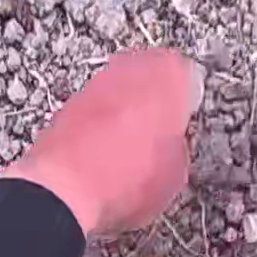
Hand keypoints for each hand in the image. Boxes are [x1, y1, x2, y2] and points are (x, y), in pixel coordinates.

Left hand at [1, 48, 201, 237]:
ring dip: (127, 119)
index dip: (188, 110)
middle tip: (160, 144)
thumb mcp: (175, 175)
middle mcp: (132, 67)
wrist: (65, 189)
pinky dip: (101, 132)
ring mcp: (97, 82)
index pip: (190, 79)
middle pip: (153, 82)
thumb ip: (180, 149)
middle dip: (156, 108)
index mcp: (170, 75)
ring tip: (130, 159)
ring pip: (122, 96)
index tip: (185, 130)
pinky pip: (97, 114)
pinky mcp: (70, 103)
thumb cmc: (125, 179)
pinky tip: (104, 162)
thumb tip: (173, 150)